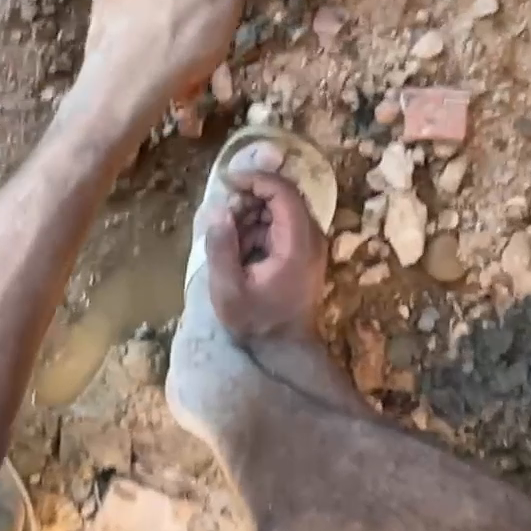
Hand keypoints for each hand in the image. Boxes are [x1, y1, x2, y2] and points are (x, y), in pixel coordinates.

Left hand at [79, 0, 241, 121]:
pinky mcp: (96, 25)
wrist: (127, 85)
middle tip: (204, 36)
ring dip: (167, 27)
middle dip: (184, 1)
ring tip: (185, 64)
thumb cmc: (184, 32)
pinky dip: (148, 46)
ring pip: (149, 5)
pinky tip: (162, 72)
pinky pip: (133, 30)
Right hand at [202, 170, 324, 344]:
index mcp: (298, 244)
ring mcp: (310, 244)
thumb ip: (220, 247)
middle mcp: (312, 238)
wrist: (285, 350)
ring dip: (251, 213)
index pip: (283, 192)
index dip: (255, 179)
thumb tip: (218, 210)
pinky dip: (258, 227)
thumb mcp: (228, 290)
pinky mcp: (303, 252)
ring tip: (229, 237)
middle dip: (249, 197)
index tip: (226, 181)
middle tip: (224, 216)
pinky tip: (240, 249)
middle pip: (283, 196)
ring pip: (281, 209)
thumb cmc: (256, 322)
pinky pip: (280, 225)